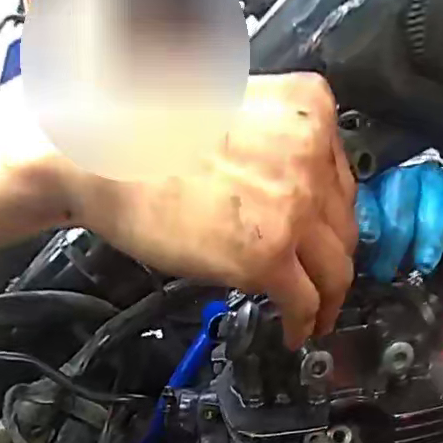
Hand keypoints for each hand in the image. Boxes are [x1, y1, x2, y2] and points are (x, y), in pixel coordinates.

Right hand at [61, 73, 357, 347]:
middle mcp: (310, 156)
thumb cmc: (141, 132)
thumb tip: (286, 202)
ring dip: (329, 303)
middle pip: (345, 229)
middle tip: (328, 288)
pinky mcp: (268, 255)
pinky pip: (305, 302)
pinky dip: (305, 324)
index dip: (334, 223)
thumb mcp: (234, 115)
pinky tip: (295, 332)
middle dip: (336, 265)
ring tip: (317, 320)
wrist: (97, 151)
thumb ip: (275, 151)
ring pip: (336, 271)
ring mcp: (294, 207)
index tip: (328, 243)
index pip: (342, 182)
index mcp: (308, 111)